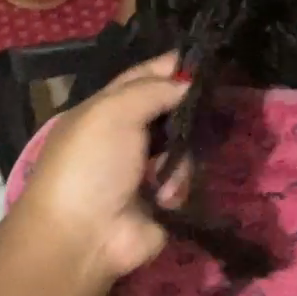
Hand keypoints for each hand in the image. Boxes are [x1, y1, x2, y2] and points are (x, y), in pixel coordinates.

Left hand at [15, 54, 191, 283]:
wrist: (84, 234)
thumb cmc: (90, 164)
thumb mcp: (113, 112)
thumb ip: (152, 90)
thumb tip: (188, 83)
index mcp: (106, 109)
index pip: (144, 78)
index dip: (173, 67)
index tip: (207, 61)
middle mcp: (127, 136)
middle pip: (171, 112)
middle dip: (188, 112)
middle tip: (212, 109)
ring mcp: (146, 170)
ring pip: (185, 148)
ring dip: (181, 158)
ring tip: (165, 172)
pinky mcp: (163, 200)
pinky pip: (186, 182)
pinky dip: (178, 187)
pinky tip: (164, 198)